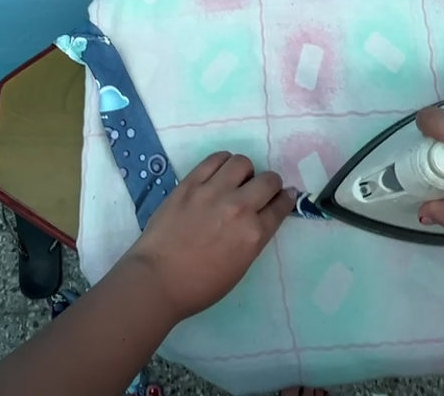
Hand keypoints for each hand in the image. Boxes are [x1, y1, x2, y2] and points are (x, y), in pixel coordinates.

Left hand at [117, 151, 293, 320]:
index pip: (280, 206)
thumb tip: (262, 216)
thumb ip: (253, 237)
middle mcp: (238, 207)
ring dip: (245, 171)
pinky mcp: (191, 182)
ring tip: (236, 180)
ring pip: (242, 162)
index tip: (285, 195)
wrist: (157, 278)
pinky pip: (215, 159)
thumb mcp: (239, 266)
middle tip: (261, 189)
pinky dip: (222, 162)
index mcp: (253, 234)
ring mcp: (213, 191)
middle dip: (270, 184)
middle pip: (268, 180)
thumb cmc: (200, 284)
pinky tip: (219, 171)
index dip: (285, 199)